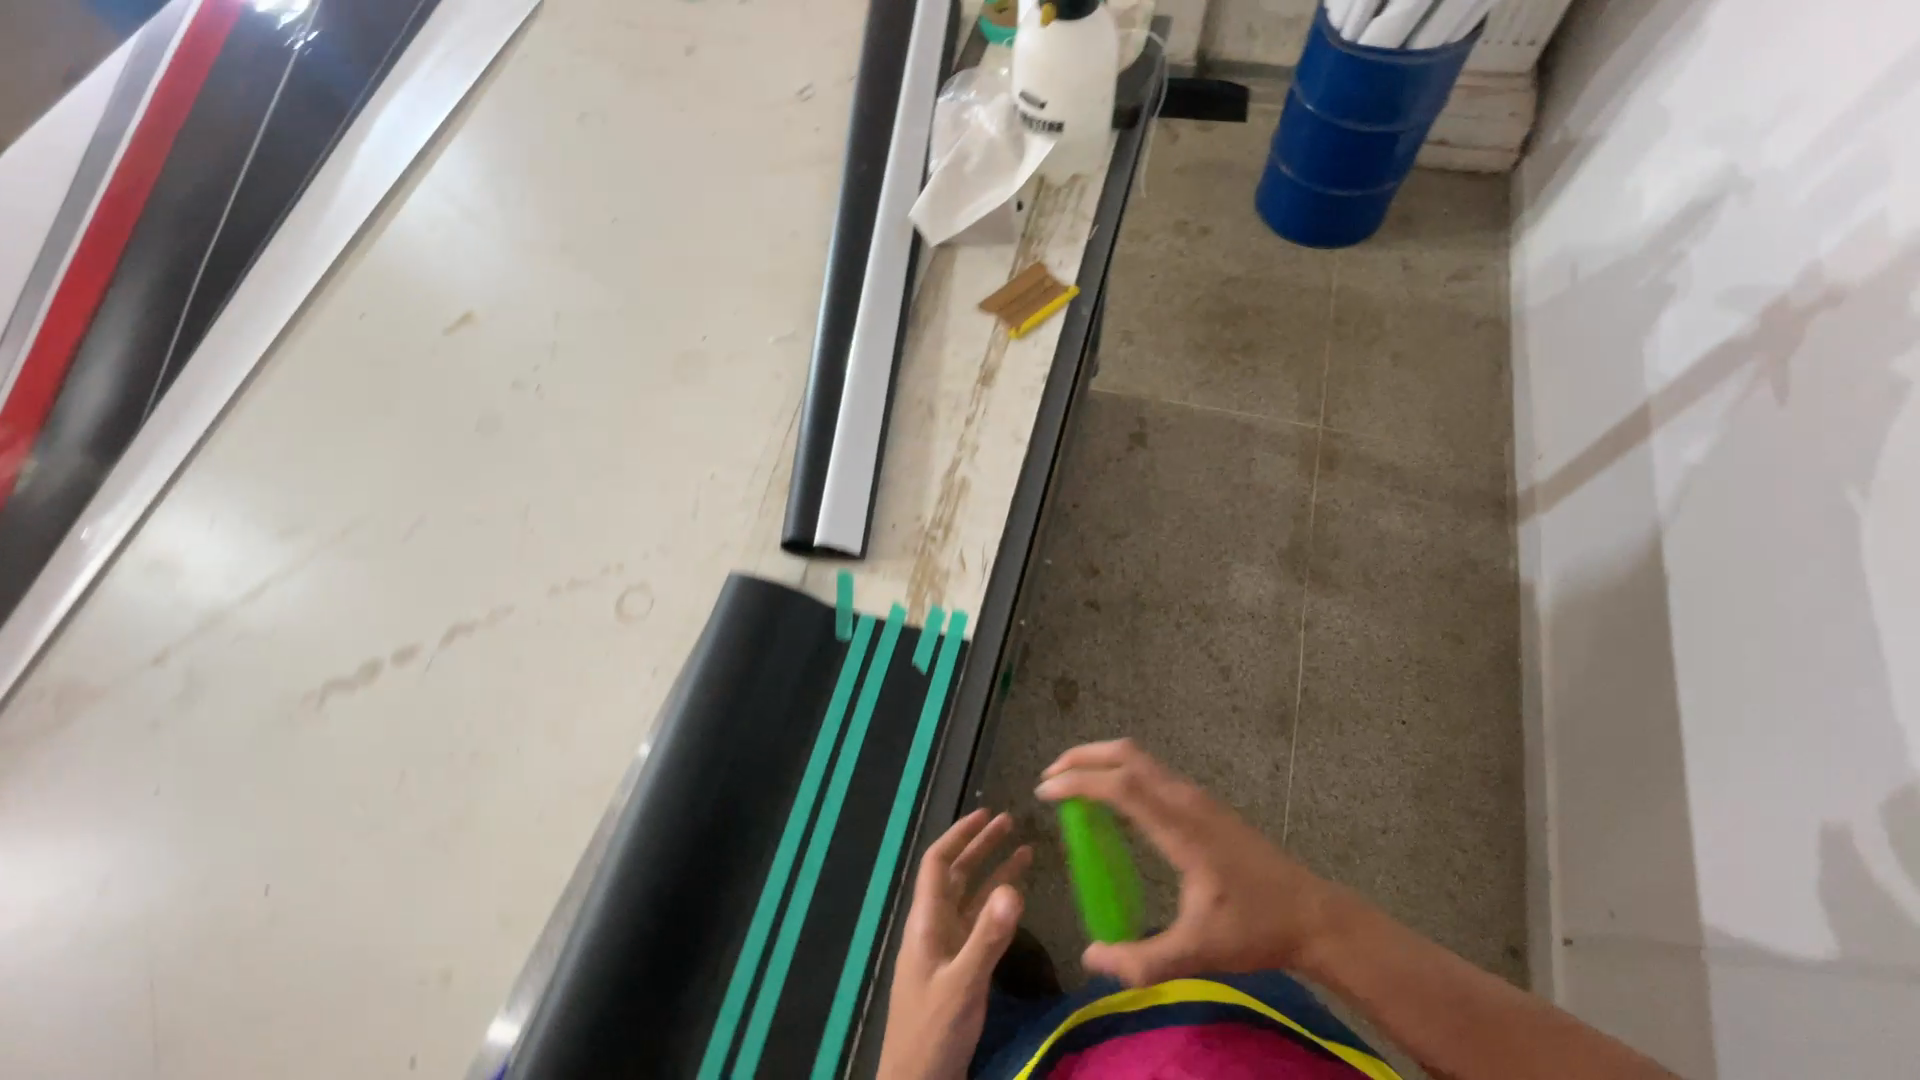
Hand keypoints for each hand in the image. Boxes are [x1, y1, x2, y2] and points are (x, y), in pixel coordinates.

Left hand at [877, 809, 1032, 1079]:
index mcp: (926, 923)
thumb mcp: (964, 984)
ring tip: (1024, 851)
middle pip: (955, 876)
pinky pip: (977, 927)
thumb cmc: (933, 1032)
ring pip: (970, 900)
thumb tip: (1014, 887)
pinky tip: (1015, 901)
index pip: (938, 864)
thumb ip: (989, 937)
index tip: (985, 814)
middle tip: (1010, 822)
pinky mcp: (956, 971)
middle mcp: (933, 929)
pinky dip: (996, 908)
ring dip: (993, 874)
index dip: (959, 836)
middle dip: (980, 847)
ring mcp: (944, 950)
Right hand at [1035, 739, 1348, 986]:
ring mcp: (1199, 799)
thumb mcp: (1197, 953)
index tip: (1044, 791)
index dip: (1079, 782)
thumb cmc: (1256, 930)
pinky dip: (1122, 773)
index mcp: (1181, 828)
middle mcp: (1187, 801)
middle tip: (1050, 778)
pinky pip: (1153, 773)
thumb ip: (1142, 961)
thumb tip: (1090, 957)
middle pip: (1128, 755)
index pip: (1121, 785)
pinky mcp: (1205, 806)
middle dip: (1083, 757)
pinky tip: (1112, 803)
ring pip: (1142, 759)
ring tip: (1072, 787)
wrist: (1314, 916)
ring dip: (1102, 762)